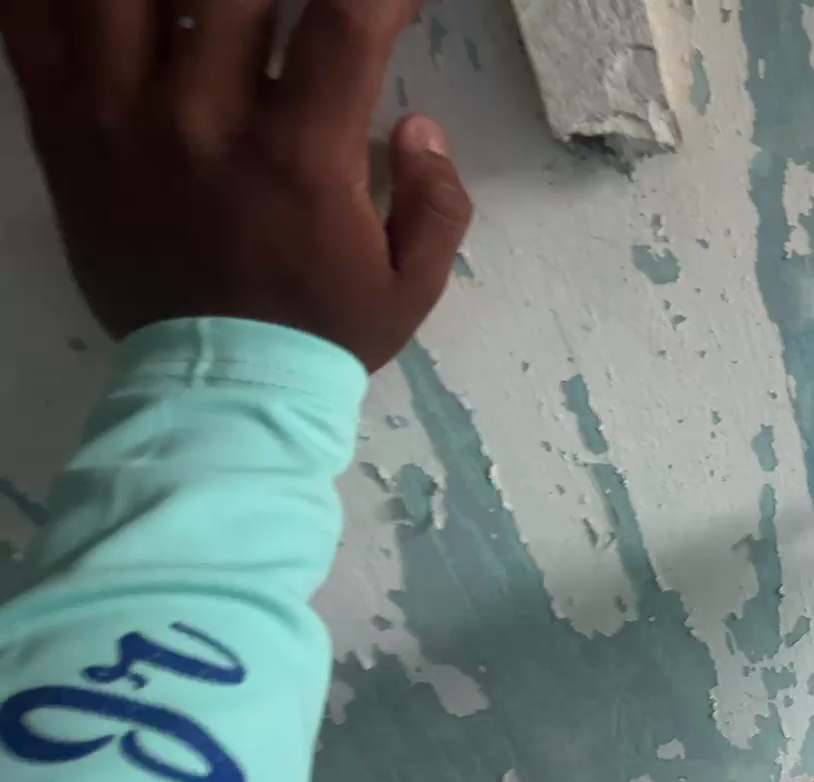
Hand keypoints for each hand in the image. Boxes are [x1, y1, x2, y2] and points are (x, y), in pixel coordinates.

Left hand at [0, 0, 472, 370]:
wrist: (226, 376)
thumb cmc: (332, 326)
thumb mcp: (417, 285)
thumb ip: (437, 207)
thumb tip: (423, 129)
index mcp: (304, 161)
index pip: (342, 33)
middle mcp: (206, 117)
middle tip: (311, 5)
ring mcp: (120, 111)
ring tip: (229, 2)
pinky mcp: (63, 121)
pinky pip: (34, 13)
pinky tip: (130, 4)